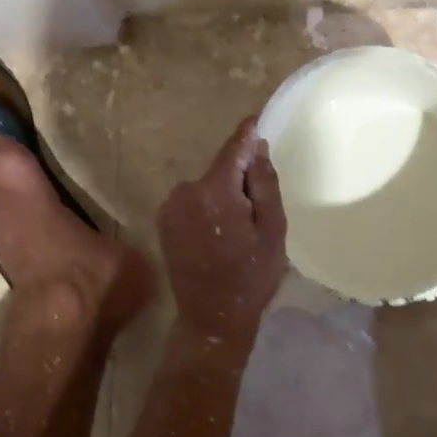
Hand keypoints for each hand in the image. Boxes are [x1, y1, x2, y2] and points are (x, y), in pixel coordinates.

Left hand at [157, 117, 287, 348]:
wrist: (213, 318)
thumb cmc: (251, 276)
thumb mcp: (273, 230)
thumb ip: (264, 184)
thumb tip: (257, 148)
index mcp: (214, 192)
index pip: (233, 150)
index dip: (247, 134)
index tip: (257, 118)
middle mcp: (185, 191)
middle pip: (221, 170)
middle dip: (240, 177)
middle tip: (258, 206)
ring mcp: (170, 207)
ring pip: (208, 186)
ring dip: (224, 194)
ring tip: (239, 228)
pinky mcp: (164, 220)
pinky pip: (194, 201)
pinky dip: (209, 207)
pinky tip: (220, 233)